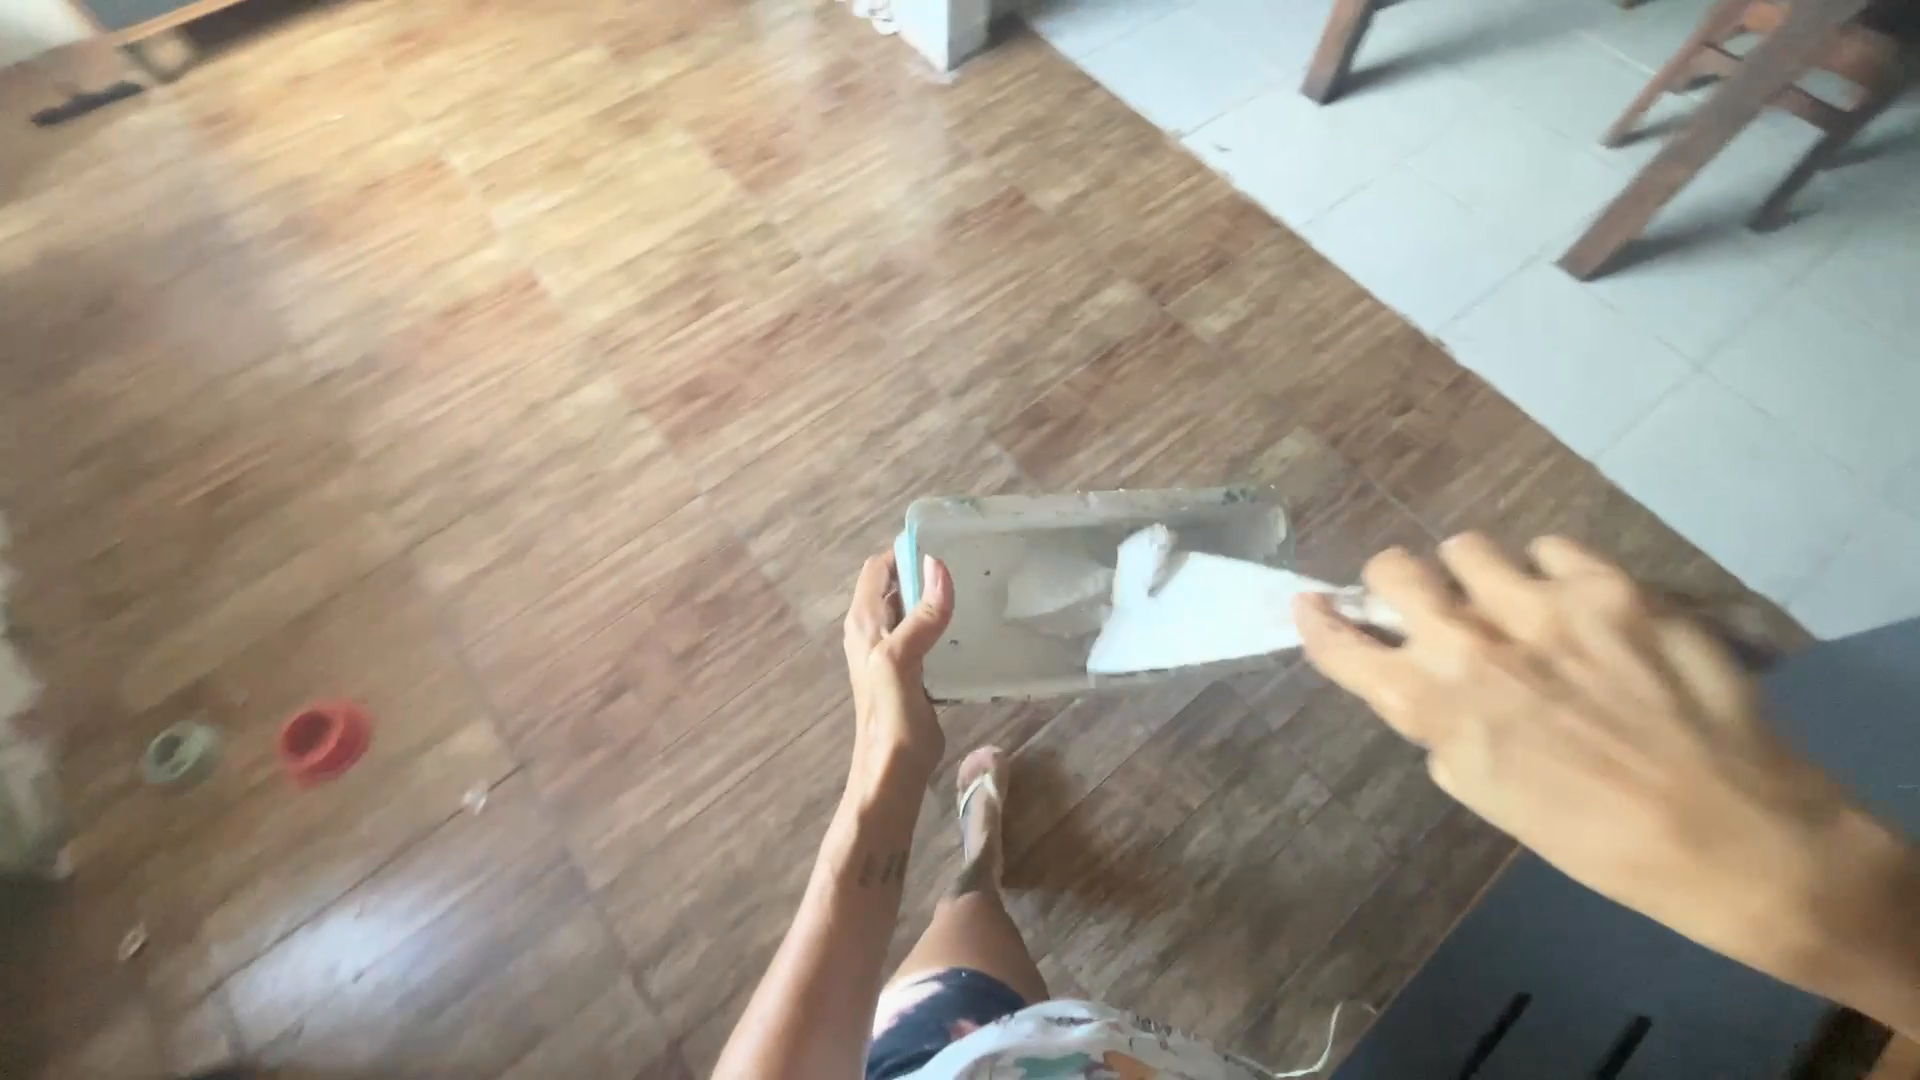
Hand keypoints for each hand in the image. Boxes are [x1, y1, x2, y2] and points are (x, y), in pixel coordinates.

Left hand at [842, 551, 954, 795]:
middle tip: (967, 562)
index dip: (903, 552)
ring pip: (914, 611)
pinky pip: (928, 636)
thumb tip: (937, 565)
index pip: (878, 569)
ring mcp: (893, 653)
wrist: (893, 770)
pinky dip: (945, 625)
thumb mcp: (902, 659)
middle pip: (897, 587)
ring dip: (936, 598)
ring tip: (975, 587)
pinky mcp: (912, 672)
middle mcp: (873, 632)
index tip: (942, 543)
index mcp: (863, 622)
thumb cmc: (890, 715)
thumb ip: (920, 616)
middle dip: (925, 572)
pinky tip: (971, 626)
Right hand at [1293, 533, 1898, 989]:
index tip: (1310, 604)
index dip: (1315, 618)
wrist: (1734, 838)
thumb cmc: (1585, 833)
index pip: (1337, 642)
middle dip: (1396, 583)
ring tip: (1512, 602)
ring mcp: (1536, 607)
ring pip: (1465, 546)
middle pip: (1390, 569)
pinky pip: (1550, 548)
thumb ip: (1433, 720)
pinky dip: (1551, 573)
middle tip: (1425, 602)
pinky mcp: (1608, 588)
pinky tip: (1578, 608)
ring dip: (1474, 575)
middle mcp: (1465, 644)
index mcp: (1426, 702)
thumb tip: (1422, 679)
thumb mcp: (1475, 786)